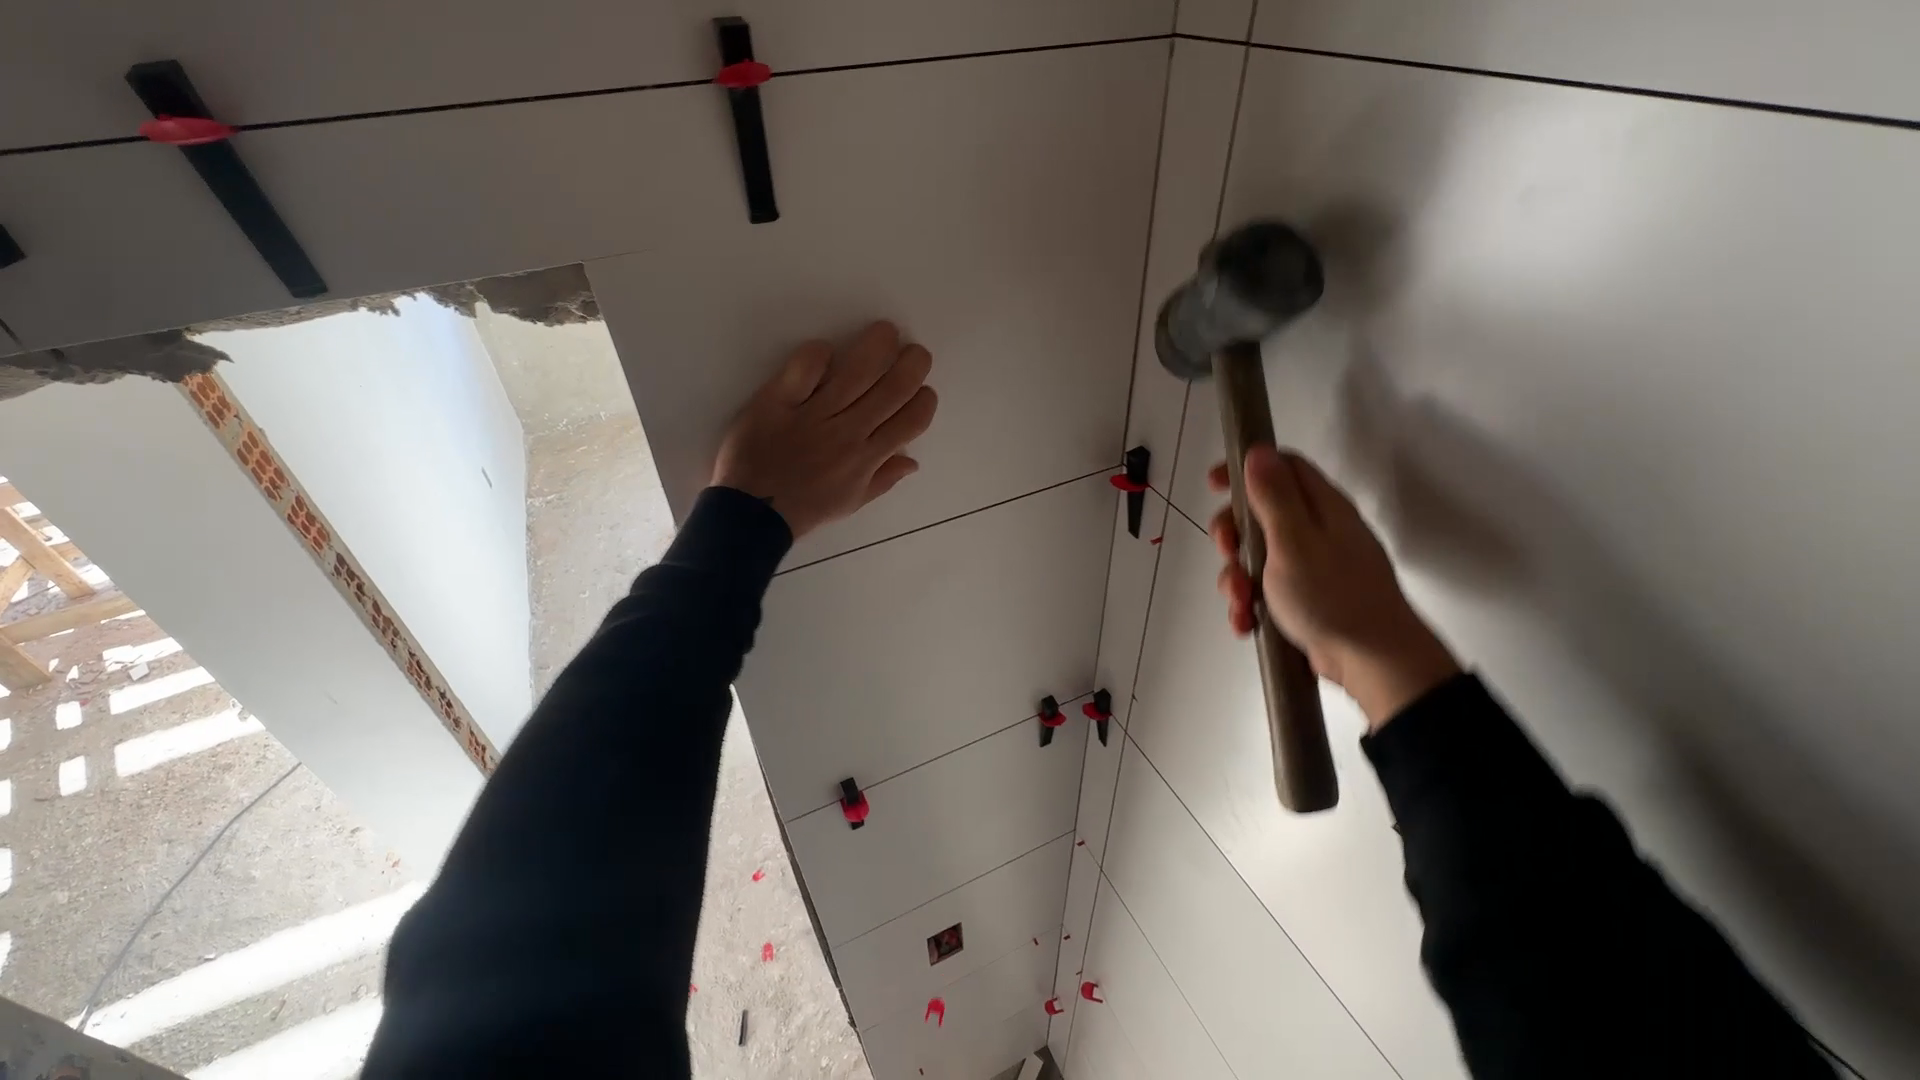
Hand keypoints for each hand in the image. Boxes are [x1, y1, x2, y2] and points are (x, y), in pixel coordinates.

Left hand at [712, 321, 937, 538]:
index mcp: (867, 459)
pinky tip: (826, 353)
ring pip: (857, 372)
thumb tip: (913, 460)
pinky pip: (804, 368)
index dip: (925, 400)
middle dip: (912, 364)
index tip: (922, 390)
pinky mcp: (777, 401)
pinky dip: (819, 354)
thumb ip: (883, 479)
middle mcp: (847, 433)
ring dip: (878, 345)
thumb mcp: (851, 503)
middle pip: (893, 389)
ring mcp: (812, 415)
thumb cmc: (804, 509)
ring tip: (885, 332)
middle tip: (913, 351)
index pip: (912, 421)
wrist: (750, 514)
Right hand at [1209, 446, 1458, 728]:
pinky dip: (1251, 603)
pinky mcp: (1307, 598)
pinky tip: (1246, 622)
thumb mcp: (1293, 541)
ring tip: (1240, 602)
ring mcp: (1313, 566)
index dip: (1245, 469)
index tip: (1213, 486)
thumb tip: (1258, 450)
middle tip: (1227, 552)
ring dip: (1237, 577)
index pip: (1282, 466)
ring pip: (1258, 556)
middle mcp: (1318, 530)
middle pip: (1261, 513)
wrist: (1372, 660)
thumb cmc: (1331, 595)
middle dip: (1233, 534)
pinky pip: (1267, 590)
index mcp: (1321, 507)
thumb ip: (1273, 496)